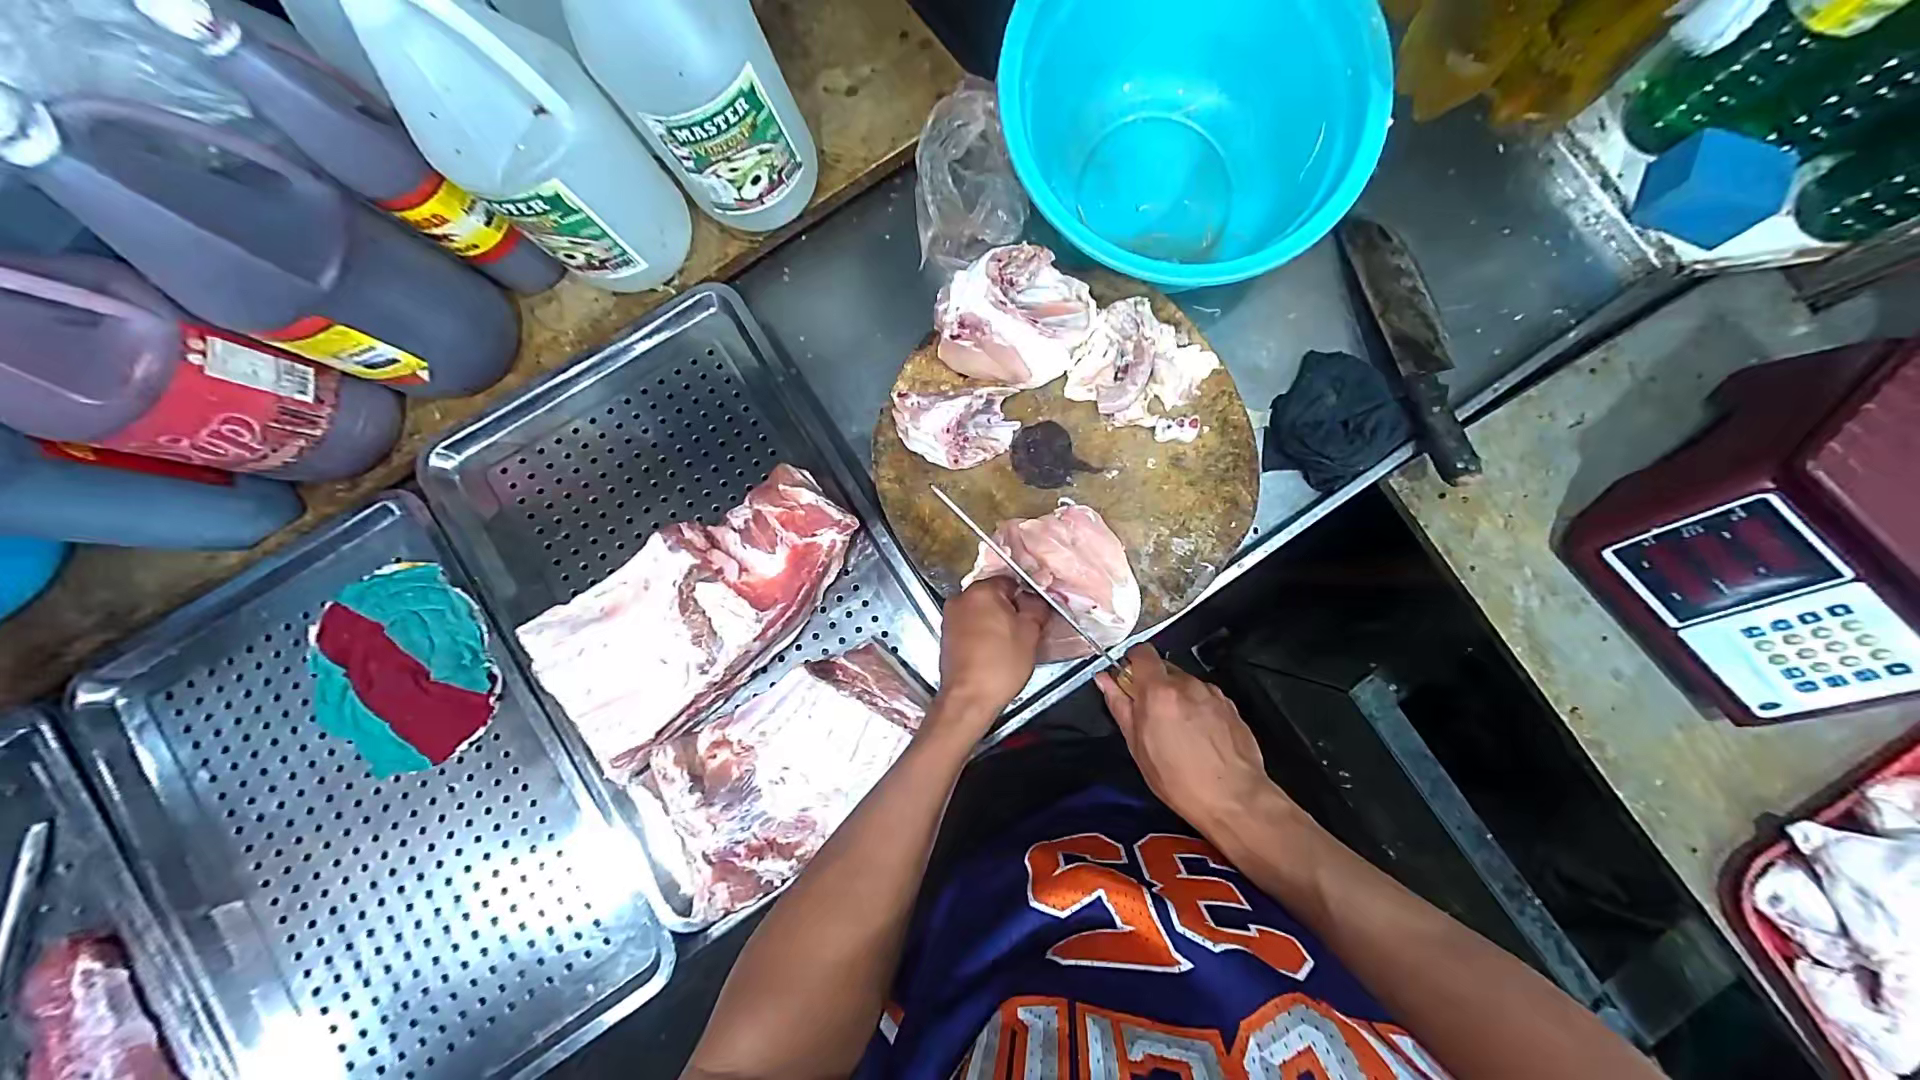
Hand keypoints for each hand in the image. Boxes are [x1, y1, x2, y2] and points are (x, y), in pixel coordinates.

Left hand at [937, 578, 1051, 719]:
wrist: (969, 698)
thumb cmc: (999, 665)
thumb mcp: (1030, 633)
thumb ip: (1037, 608)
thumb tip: (1036, 600)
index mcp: (982, 591)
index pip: (1010, 581)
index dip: (1026, 596)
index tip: (1035, 611)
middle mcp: (961, 599)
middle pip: (994, 596)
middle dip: (1010, 610)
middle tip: (1025, 630)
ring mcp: (951, 618)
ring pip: (981, 612)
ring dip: (996, 623)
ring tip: (1010, 645)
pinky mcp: (947, 636)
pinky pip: (970, 627)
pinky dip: (983, 634)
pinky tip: (994, 652)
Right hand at [1096, 645, 1291, 833]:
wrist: (1234, 799)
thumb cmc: (1181, 780)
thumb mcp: (1137, 745)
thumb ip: (1120, 706)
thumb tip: (1106, 682)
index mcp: (1158, 691)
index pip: (1142, 652)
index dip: (1132, 662)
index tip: (1128, 678)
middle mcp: (1187, 685)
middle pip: (1164, 669)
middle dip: (1154, 686)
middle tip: (1150, 715)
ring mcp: (1212, 694)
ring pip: (1185, 684)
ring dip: (1177, 699)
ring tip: (1177, 733)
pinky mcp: (1230, 706)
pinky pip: (1205, 698)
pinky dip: (1197, 709)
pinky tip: (1198, 737)